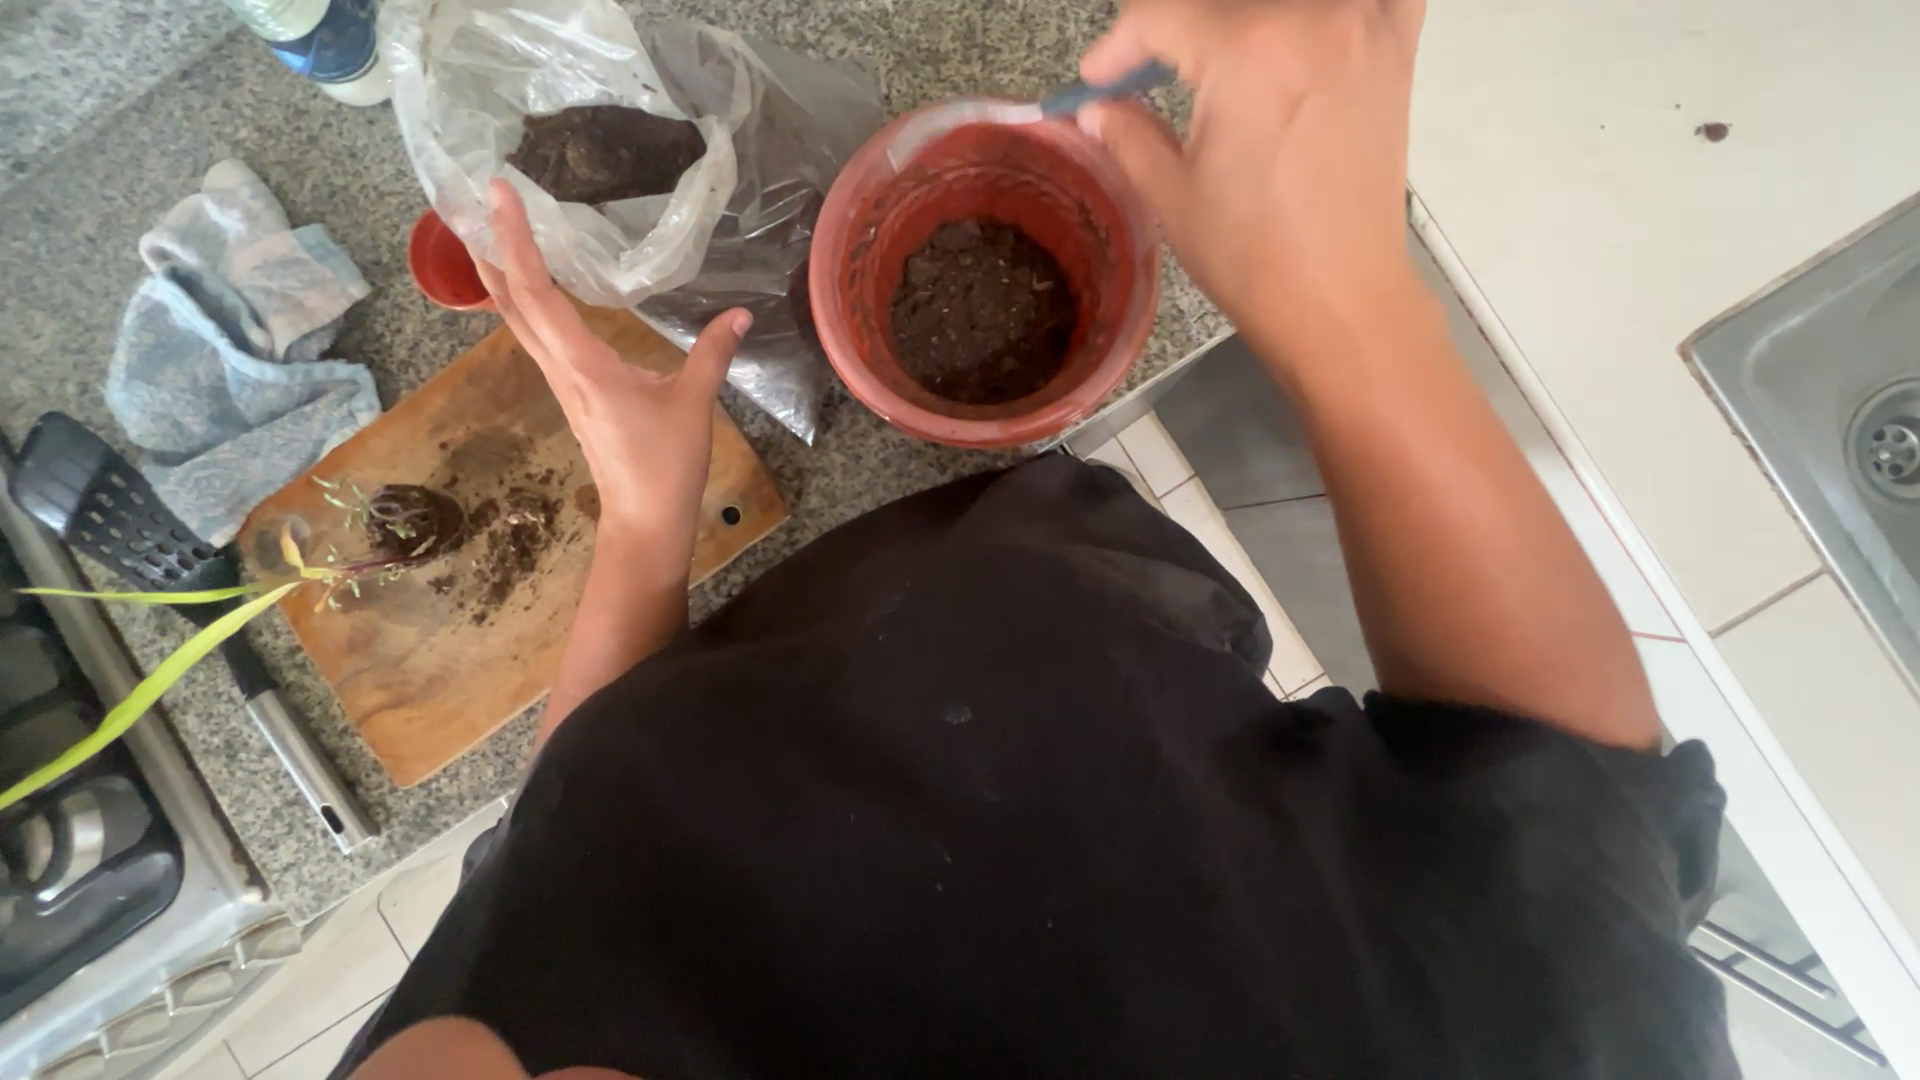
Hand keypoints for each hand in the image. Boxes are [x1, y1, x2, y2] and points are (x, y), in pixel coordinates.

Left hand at [471, 178, 750, 573]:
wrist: (644, 516)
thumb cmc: (665, 462)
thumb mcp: (694, 403)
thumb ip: (713, 354)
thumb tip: (741, 314)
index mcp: (584, 363)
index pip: (538, 291)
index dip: (516, 239)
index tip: (498, 191)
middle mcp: (561, 368)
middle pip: (511, 303)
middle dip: (489, 251)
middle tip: (475, 202)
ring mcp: (563, 384)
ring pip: (519, 322)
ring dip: (502, 278)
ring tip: (495, 236)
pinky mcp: (575, 395)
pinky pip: (539, 339)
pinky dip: (529, 306)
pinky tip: (540, 296)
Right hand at [1079, 0, 1426, 371]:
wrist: (1337, 297)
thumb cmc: (1249, 256)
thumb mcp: (1172, 196)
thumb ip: (1127, 136)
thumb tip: (1094, 108)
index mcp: (1247, 49)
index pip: (1161, 15)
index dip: (1116, 46)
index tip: (1093, 81)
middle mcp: (1313, 13)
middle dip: (1172, 30)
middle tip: (1145, 76)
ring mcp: (1365, 21)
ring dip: (1240, 17)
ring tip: (1216, 67)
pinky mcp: (1397, 48)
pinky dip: (1336, 6)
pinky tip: (1308, 30)